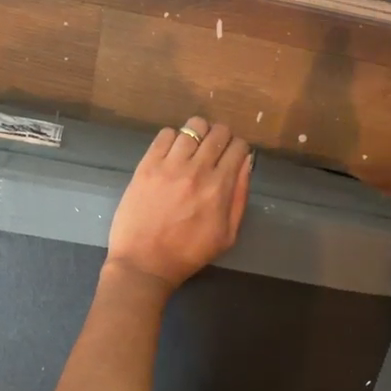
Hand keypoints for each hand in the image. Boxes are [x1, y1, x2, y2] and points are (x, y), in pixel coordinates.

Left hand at [106, 116, 253, 289]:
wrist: (144, 263)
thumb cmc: (188, 254)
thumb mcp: (227, 236)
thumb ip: (239, 197)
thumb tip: (245, 165)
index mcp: (220, 187)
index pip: (238, 147)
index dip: (238, 150)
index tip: (232, 159)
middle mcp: (197, 169)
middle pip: (218, 132)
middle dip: (221, 139)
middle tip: (213, 153)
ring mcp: (169, 165)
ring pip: (193, 127)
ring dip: (198, 135)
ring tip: (192, 150)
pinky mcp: (146, 165)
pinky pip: (165, 134)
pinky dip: (173, 139)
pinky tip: (172, 154)